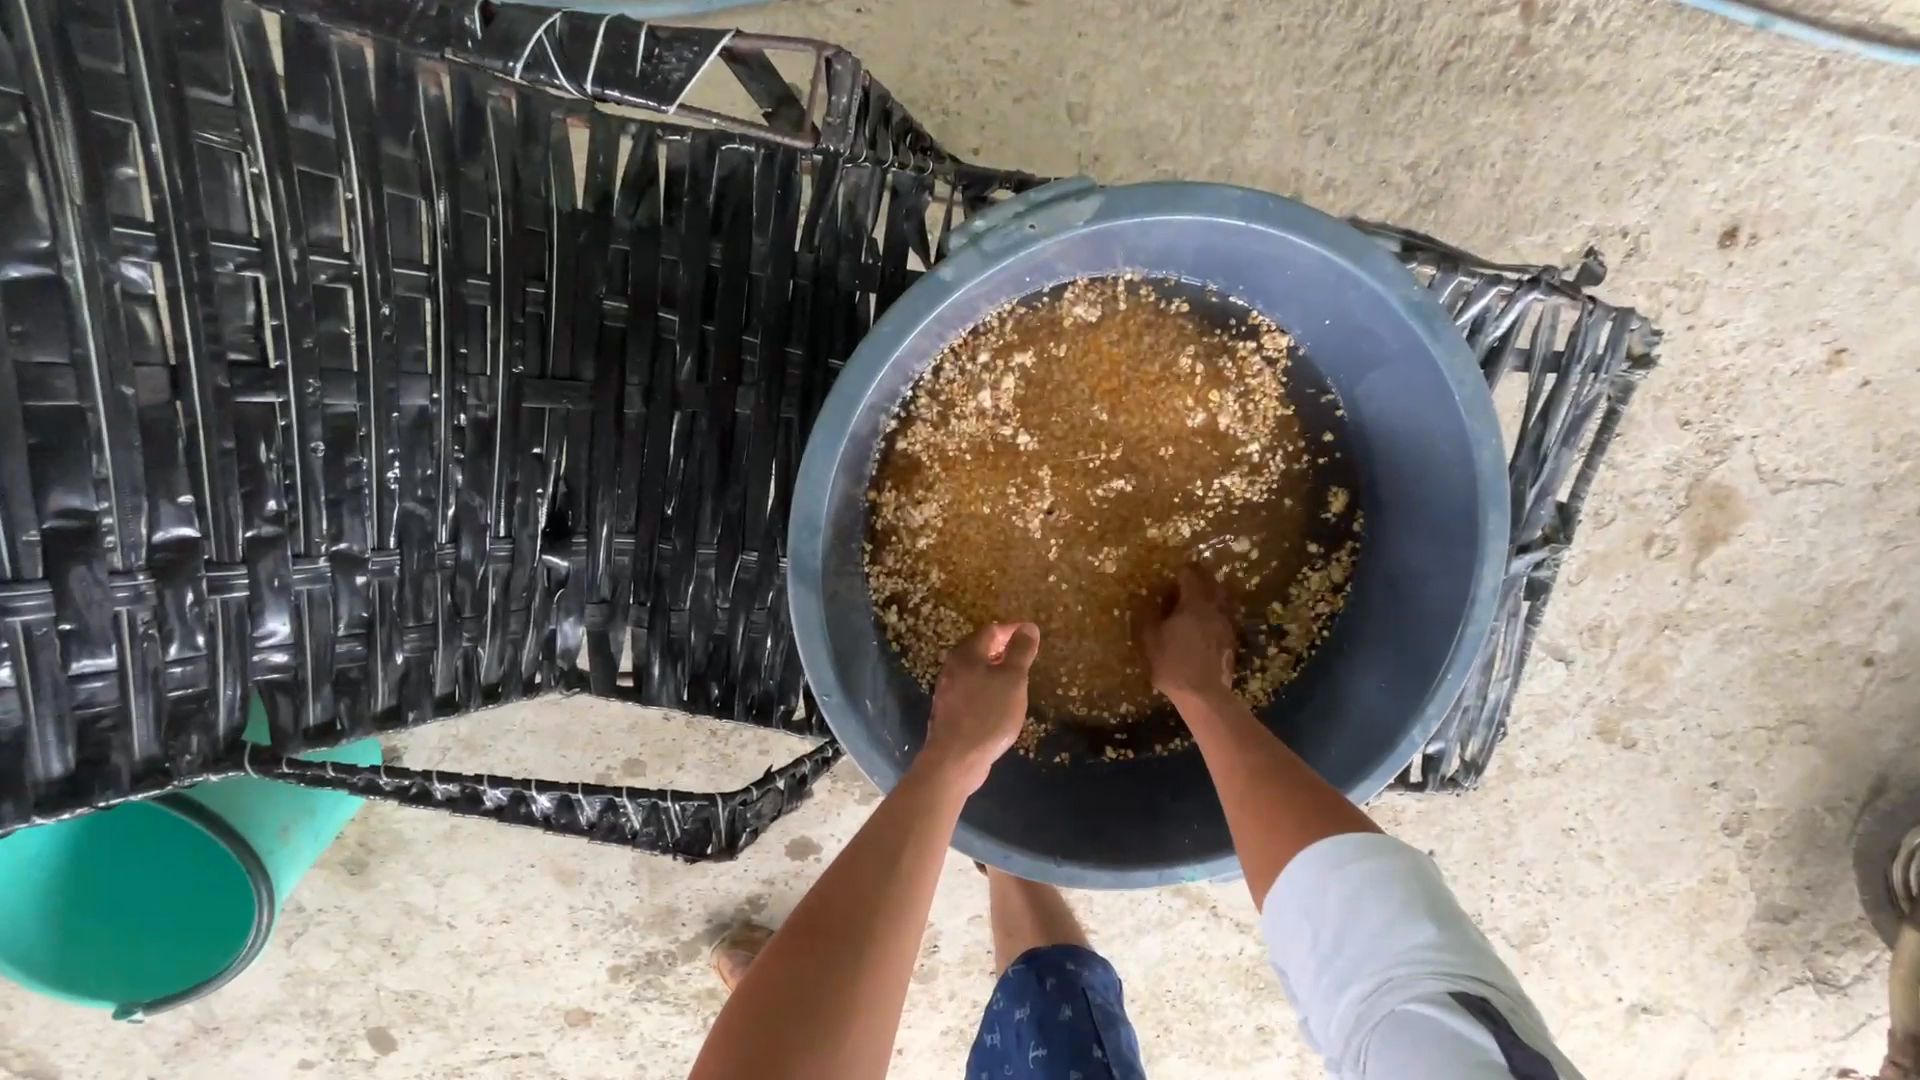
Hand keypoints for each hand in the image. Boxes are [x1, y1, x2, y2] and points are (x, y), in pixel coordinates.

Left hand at [918, 622, 1040, 793]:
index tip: (1032, 635)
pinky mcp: (950, 710)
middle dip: (1003, 647)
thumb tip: (1028, 627)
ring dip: (995, 668)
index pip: (991, 630)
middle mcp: (952, 667)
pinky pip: (971, 688)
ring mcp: (948, 689)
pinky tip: (1000, 701)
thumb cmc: (988, 714)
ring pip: (975, 669)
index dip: (1013, 630)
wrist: (956, 758)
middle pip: (979, 648)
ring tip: (1017, 677)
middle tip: (1025, 654)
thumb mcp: (1012, 679)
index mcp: (966, 654)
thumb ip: (1020, 651)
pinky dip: (988, 686)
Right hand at [1135, 565, 1236, 702]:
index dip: (1181, 571)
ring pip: (1222, 600)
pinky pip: (1224, 617)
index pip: (1190, 575)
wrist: (1202, 694)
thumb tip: (1141, 595)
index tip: (1172, 572)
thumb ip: (1145, 613)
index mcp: (1194, 603)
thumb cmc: (1171, 663)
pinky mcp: (1230, 641)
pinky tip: (1207, 621)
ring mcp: (1226, 625)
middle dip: (1199, 578)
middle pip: (1211, 583)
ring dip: (1211, 593)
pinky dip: (1216, 612)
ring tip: (1198, 597)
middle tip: (1187, 578)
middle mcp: (1214, 609)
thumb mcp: (1148, 638)